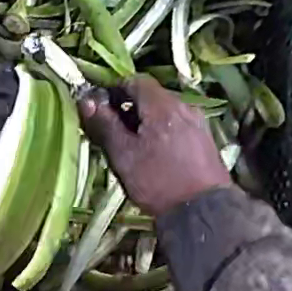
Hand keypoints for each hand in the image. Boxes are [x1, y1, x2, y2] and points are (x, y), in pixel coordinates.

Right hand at [79, 77, 233, 218]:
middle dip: (129, 108)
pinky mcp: (204, 139)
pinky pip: (176, 125)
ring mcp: (198, 122)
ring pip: (164, 111)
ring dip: (145, 121)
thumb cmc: (157, 181)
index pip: (136, 80)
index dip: (115, 89)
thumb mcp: (123, 155)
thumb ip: (105, 125)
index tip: (101, 107)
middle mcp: (184, 107)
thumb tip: (87, 101)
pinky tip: (154, 154)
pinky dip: (160, 131)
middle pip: (151, 96)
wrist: (202, 210)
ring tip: (132, 146)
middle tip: (112, 131)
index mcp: (162, 106)